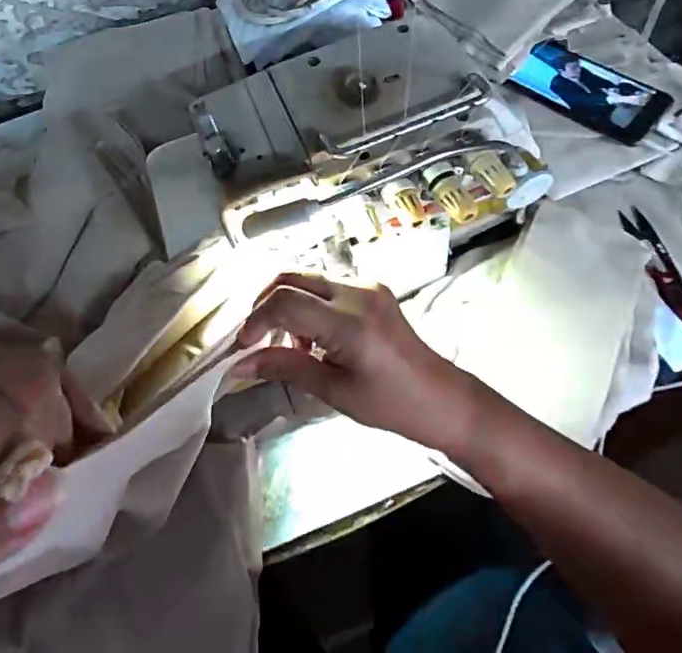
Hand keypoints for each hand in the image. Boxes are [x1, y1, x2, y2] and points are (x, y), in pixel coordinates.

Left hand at [0, 330, 109, 652]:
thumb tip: (41, 499)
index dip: (13, 481)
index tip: (6, 540)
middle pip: (20, 374)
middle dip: (46, 446)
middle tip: (29, 517)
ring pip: (27, 364)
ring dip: (54, 425)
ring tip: (44, 489)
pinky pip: (12, 370)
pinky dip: (45, 408)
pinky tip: (45, 453)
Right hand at [234, 273, 490, 455]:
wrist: (443, 398)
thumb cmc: (391, 405)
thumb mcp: (334, 391)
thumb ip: (285, 368)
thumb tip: (239, 365)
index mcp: (350, 323)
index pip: (285, 302)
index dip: (256, 320)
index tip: (243, 347)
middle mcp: (357, 292)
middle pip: (290, 276)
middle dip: (264, 303)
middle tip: (254, 337)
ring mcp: (367, 285)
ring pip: (306, 277)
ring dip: (285, 302)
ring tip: (286, 344)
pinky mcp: (372, 288)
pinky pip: (325, 284)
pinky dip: (306, 302)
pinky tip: (310, 337)